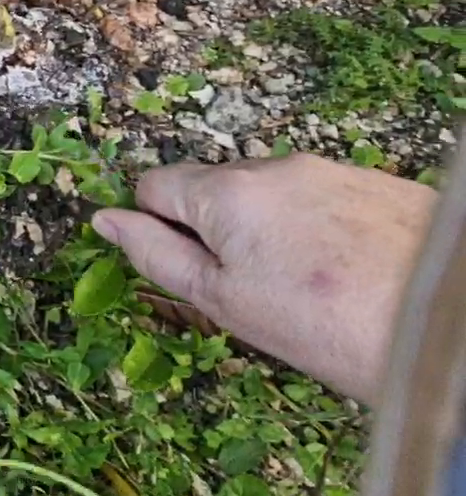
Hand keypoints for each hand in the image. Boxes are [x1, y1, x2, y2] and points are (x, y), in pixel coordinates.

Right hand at [92, 153, 434, 406]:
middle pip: (214, 188)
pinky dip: (329, 227)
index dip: (163, 226)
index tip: (199, 266)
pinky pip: (328, 198)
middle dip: (222, 225)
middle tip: (260, 284)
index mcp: (224, 191)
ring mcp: (336, 171)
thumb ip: (154, 253)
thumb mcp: (225, 301)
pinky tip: (361, 270)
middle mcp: (274, 166)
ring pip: (273, 193)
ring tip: (320, 282)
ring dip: (276, 225)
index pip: (153, 186)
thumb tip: (105, 219)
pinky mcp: (390, 186)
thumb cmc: (333, 329)